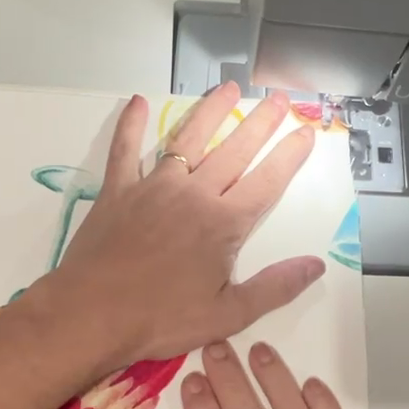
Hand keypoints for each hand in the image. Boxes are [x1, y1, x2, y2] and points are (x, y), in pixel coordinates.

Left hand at [34, 83, 325, 373]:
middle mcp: (193, 194)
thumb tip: (316, 265)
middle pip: (234, 151)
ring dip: (209, 111)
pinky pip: (125, 150)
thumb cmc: (161, 320)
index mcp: (223, 224)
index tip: (305, 132)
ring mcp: (153, 187)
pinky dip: (131, 125)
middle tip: (278, 99)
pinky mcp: (117, 191)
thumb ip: (275, 288)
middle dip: (260, 124)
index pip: (266, 182)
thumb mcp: (228, 315)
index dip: (289, 156)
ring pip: (187, 139)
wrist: (91, 315)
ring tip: (227, 88)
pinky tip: (137, 102)